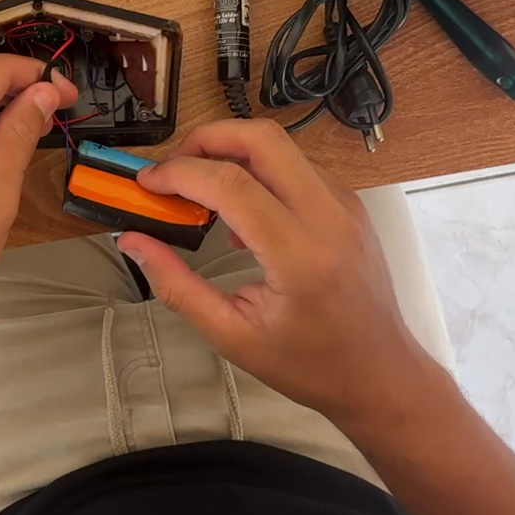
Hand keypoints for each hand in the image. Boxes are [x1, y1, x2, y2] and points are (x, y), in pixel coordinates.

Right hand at [116, 119, 445, 432]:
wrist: (383, 376)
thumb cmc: (308, 364)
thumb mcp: (231, 334)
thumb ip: (175, 284)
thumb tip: (132, 240)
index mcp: (300, 256)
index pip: (232, 184)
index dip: (180, 173)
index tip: (148, 184)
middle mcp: (328, 217)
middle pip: (261, 139)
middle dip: (206, 138)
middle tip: (172, 166)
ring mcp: (344, 204)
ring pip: (279, 144)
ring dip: (230, 150)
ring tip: (198, 185)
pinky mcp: (348, 202)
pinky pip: (294, 163)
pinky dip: (256, 168)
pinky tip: (239, 208)